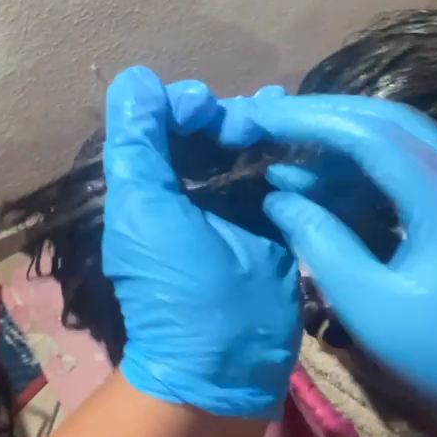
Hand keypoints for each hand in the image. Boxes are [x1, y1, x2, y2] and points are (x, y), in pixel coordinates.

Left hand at [101, 67, 298, 419]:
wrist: (229, 357)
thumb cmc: (177, 284)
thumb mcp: (144, 210)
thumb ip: (137, 144)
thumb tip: (136, 79)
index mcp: (152, 189)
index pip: (164, 126)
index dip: (181, 106)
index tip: (205, 107)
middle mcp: (192, 193)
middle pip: (208, 134)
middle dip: (225, 115)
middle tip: (246, 122)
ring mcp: (235, 209)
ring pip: (246, 151)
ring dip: (259, 127)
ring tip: (278, 112)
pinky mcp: (274, 224)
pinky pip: (279, 178)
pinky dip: (287, 155)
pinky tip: (300, 130)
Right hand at [222, 93, 436, 436]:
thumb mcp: (373, 309)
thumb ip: (323, 245)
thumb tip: (280, 198)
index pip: (372, 133)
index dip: (311, 119)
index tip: (260, 115)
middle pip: (392, 124)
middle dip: (328, 120)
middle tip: (272, 125)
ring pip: (408, 148)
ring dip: (350, 152)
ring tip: (290, 166)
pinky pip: (422, 177)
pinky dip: (375, 180)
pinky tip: (336, 196)